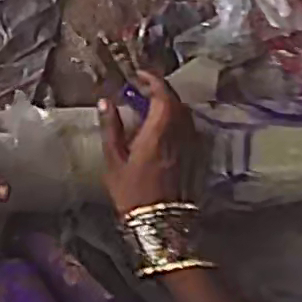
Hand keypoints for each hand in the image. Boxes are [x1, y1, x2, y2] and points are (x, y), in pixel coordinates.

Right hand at [99, 72, 206, 214]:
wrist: (162, 226)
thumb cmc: (133, 194)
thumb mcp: (114, 160)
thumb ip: (111, 128)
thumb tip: (105, 102)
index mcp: (159, 131)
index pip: (162, 94)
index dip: (152, 79)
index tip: (138, 75)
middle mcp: (180, 134)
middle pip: (175, 101)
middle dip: (159, 89)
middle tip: (141, 88)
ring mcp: (192, 146)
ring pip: (184, 114)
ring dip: (169, 104)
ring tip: (150, 105)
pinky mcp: (197, 157)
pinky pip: (189, 128)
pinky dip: (176, 119)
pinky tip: (162, 127)